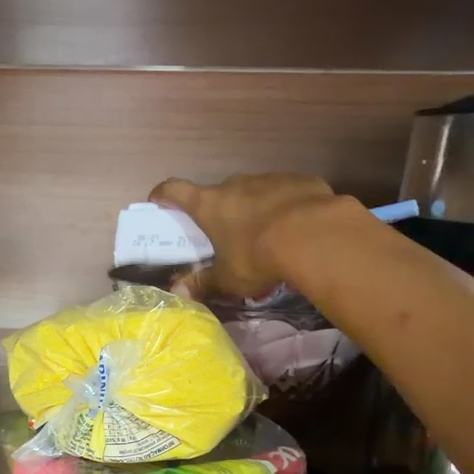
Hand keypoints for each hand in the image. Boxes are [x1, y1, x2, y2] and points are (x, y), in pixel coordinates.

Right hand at [149, 173, 358, 296]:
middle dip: (218, 209)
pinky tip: (295, 226)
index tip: (159, 199)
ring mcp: (268, 179)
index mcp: (209, 205)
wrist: (314, 234)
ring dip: (253, 207)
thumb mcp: (229, 278)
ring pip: (253, 191)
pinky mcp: (298, 180)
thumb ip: (204, 283)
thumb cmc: (258, 256)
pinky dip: (284, 205)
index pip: (175, 190)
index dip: (164, 194)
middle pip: (218, 192)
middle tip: (225, 233)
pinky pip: (285, 192)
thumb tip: (177, 294)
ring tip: (265, 233)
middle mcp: (235, 185)